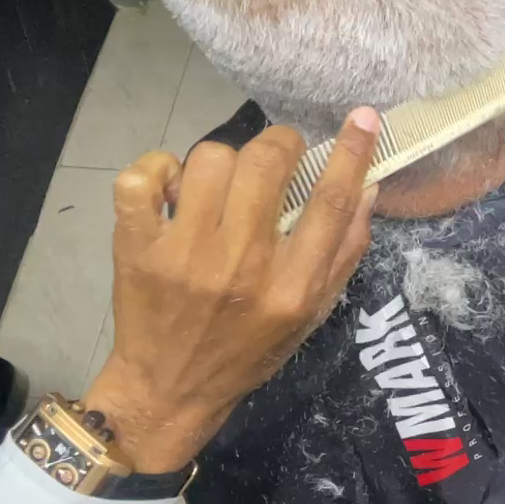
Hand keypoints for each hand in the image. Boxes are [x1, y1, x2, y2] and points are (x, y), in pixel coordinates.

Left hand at [82, 111, 380, 471]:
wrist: (173, 387)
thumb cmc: (253, 350)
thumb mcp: (314, 312)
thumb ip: (345, 253)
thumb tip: (367, 187)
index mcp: (294, 285)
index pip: (331, 203)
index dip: (351, 152)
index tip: (363, 116)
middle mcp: (243, 265)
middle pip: (268, 165)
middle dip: (280, 144)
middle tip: (278, 156)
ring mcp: (185, 254)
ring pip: (210, 160)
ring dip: (225, 159)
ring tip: (225, 183)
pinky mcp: (138, 248)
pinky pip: (142, 178)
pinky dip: (159, 168)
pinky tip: (174, 186)